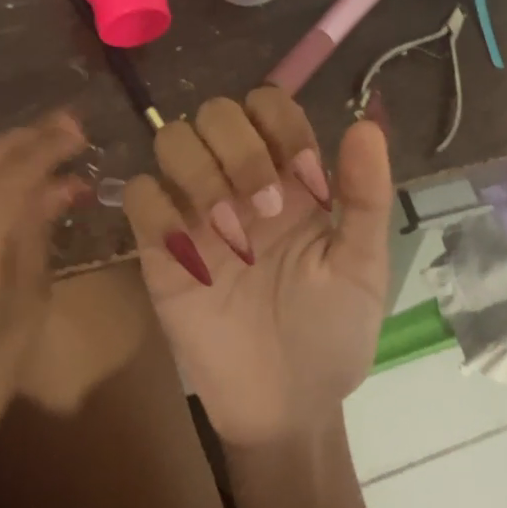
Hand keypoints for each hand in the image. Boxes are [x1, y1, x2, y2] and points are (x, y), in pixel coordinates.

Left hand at [0, 111, 85, 507]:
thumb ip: (35, 238)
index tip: (78, 127)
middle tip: (65, 127)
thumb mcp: (22, 314)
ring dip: (1, 159)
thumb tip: (61, 186)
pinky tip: (5, 189)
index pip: (10, 176)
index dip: (46, 145)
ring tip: (45, 154)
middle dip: (23, 139)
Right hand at [122, 88, 392, 445]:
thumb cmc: (331, 332)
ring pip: (172, 139)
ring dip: (199, 172)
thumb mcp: (362, 268)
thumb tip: (367, 124)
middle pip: (216, 112)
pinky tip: (188, 249)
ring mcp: (194, 209)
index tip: (304, 176)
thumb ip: (365, 197)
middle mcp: (238, 179)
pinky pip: (140, 193)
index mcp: (290, 176)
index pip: (270, 104)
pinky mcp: (157, 246)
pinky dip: (158, 208)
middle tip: (266, 208)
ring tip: (229, 231)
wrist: (284, 403)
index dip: (280, 124)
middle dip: (240, 148)